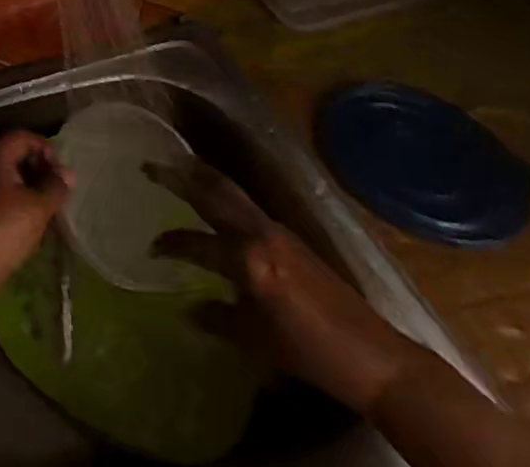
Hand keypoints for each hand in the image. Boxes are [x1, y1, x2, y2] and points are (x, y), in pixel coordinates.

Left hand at [0, 130, 74, 299]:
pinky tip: (38, 215)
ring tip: (54, 203)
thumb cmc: (6, 228)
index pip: (22, 136)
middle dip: (41, 166)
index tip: (61, 171)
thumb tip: (67, 172)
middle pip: (16, 152)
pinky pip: (7, 189)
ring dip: (35, 183)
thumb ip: (55, 185)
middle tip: (61, 188)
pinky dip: (24, 195)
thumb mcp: (38, 206)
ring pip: (13, 173)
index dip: (45, 148)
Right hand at [145, 158, 417, 412]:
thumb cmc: (311, 351)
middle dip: (180, 177)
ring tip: (179, 167)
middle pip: (214, 194)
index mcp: (246, 258)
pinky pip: (249, 208)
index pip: (192, 242)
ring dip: (204, 179)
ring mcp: (280, 233)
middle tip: (150, 166)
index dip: (167, 245)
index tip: (150, 251)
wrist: (380, 362)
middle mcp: (260, 235)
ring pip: (234, 194)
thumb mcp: (255, 338)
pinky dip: (226, 197)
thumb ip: (216, 316)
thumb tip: (186, 309)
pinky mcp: (294, 240)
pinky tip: (218, 204)